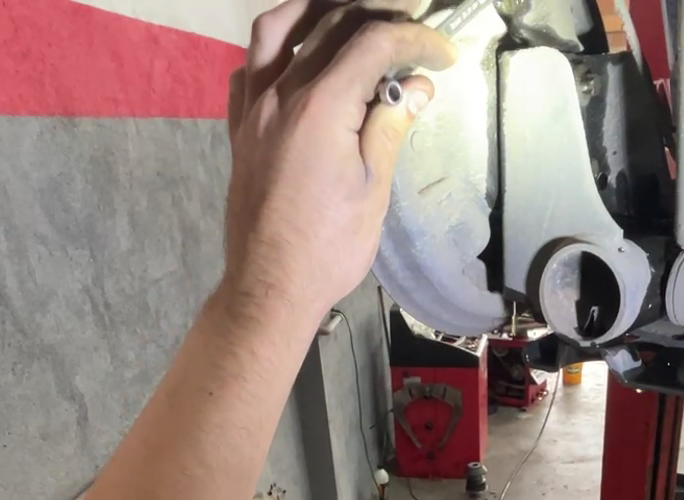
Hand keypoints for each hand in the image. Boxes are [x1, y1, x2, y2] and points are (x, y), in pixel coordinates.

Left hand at [220, 0, 453, 326]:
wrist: (272, 288)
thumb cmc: (327, 250)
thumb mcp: (372, 190)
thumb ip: (390, 127)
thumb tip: (417, 88)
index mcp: (320, 106)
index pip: (372, 43)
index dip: (414, 39)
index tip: (443, 57)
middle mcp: (280, 93)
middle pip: (331, 24)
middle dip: (379, 15)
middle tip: (413, 25)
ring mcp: (253, 109)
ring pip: (280, 28)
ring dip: (320, 10)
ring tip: (352, 16)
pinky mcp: (239, 130)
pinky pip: (251, 67)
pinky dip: (278, 48)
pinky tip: (298, 58)